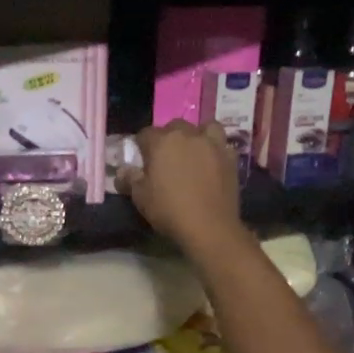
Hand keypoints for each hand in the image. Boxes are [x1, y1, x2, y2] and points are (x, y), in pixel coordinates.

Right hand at [119, 121, 245, 256]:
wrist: (210, 226)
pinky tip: (211, 162)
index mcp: (161, 142)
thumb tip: (123, 170)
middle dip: (168, 138)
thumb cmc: (169, 210)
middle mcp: (187, 135)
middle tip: (166, 159)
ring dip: (196, 135)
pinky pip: (221, 143)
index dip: (141, 146)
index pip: (145, 134)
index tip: (141, 160)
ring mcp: (212, 143)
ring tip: (193, 152)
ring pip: (203, 127)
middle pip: (174, 127)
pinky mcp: (230, 156)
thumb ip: (130, 179)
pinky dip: (214, 148)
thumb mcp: (140, 198)